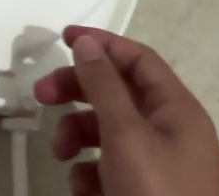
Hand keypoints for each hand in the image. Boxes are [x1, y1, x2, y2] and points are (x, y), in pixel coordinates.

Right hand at [33, 26, 218, 195]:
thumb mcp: (125, 136)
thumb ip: (103, 85)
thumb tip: (87, 42)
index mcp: (177, 111)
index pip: (137, 59)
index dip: (101, 44)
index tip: (62, 39)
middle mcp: (172, 134)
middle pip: (118, 93)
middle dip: (78, 92)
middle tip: (41, 95)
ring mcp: (161, 171)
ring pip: (110, 133)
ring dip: (78, 136)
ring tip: (62, 156)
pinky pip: (111, 172)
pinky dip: (91, 175)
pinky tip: (82, 192)